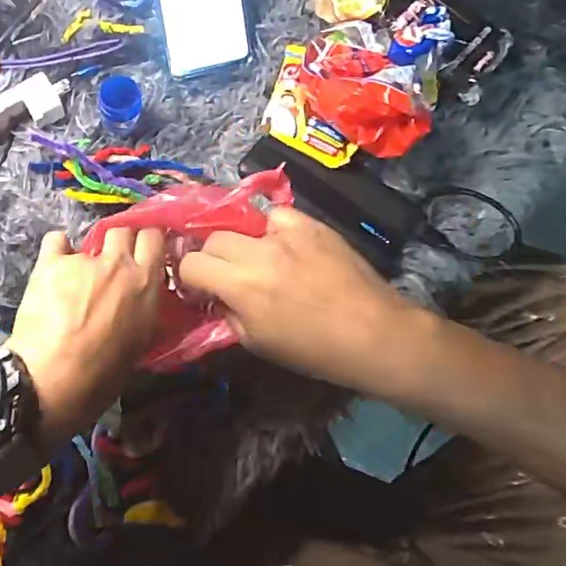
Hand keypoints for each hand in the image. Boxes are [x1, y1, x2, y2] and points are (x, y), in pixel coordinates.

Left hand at [10, 227, 165, 442]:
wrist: (50, 383)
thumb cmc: (100, 377)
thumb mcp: (139, 343)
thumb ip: (143, 311)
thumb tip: (140, 301)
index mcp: (146, 286)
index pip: (154, 237)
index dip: (146, 241)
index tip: (141, 251)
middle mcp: (119, 265)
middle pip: (123, 231)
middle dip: (118, 242)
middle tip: (110, 262)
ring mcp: (84, 261)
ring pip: (90, 238)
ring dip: (88, 253)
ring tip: (77, 275)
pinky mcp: (51, 263)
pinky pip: (56, 240)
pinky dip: (57, 250)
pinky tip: (53, 268)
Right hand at [178, 207, 432, 395]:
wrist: (374, 334)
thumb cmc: (314, 350)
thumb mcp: (257, 342)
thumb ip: (227, 313)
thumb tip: (214, 296)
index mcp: (242, 286)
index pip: (191, 263)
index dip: (190, 276)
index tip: (201, 287)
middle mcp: (258, 253)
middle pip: (212, 238)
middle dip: (212, 257)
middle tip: (226, 274)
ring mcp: (287, 233)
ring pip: (241, 223)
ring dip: (241, 242)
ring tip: (256, 258)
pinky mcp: (310, 224)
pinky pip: (275, 216)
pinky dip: (272, 229)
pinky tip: (285, 245)